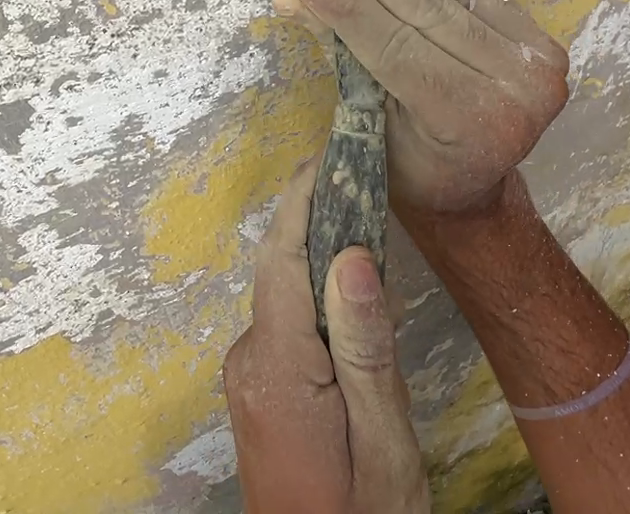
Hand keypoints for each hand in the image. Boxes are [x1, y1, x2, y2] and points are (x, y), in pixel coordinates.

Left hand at [223, 160, 428, 513]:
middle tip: (357, 175)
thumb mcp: (381, 437)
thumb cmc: (362, 511)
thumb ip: (365, 347)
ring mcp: (248, 373)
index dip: (302, 198)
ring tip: (364, 220)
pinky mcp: (257, 385)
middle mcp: (250, 358)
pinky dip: (315, 297)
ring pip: (285, 294)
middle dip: (315, 218)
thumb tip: (353, 255)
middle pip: (281, 268)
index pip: (283, 257)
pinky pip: (286, 321)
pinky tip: (351, 295)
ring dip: (318, 258)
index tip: (327, 151)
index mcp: (280, 365)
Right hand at [273, 0, 568, 214]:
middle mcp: (517, 86)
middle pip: (427, 5)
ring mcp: (535, 54)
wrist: (474, 185)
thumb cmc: (411, 170)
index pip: (396, 49)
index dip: (347, 8)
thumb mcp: (369, 127)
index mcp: (472, 123)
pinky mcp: (535, 29)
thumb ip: (339, 57)